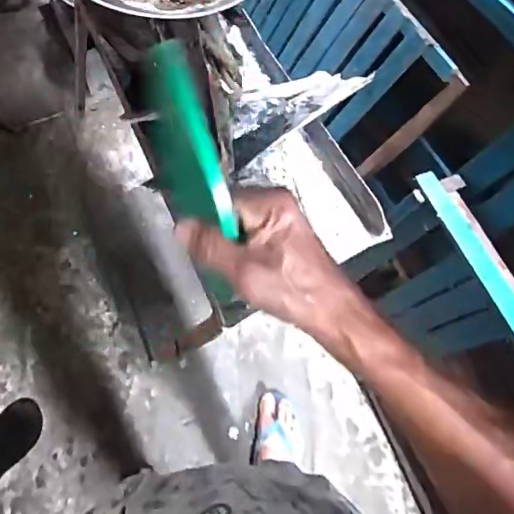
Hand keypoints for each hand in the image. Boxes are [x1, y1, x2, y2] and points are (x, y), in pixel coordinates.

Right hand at [176, 189, 373, 347]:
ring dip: (229, 246)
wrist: (333, 314)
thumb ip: (209, 246)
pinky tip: (247, 272)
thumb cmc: (291, 291)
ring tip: (234, 271)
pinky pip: (250, 234)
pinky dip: (242, 251)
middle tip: (217, 264)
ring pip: (238, 224)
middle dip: (218, 236)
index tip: (193, 242)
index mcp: (270, 201)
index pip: (221, 198)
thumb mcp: (243, 271)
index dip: (204, 219)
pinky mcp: (284, 234)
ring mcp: (282, 217)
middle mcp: (277, 201)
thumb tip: (180, 226)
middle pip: (229, 210)